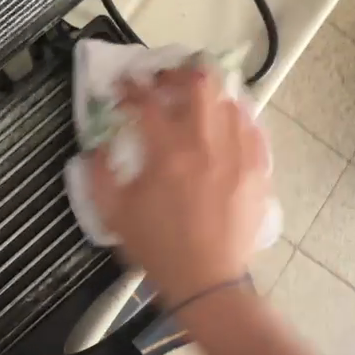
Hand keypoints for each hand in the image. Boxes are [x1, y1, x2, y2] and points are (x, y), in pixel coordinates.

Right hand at [85, 63, 273, 301]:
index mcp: (167, 153)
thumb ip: (99, 173)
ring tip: (193, 99)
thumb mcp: (113, 212)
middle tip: (163, 81)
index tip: (122, 89)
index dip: (131, 88)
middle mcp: (205, 145)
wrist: (207, 280)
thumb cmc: (158, 248)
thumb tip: (97, 147)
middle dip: (176, 74)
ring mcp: (237, 155)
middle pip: (198, 84)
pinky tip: (226, 120)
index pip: (147, 101)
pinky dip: (237, 116)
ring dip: (207, 93)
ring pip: (228, 100)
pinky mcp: (257, 169)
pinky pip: (253, 128)